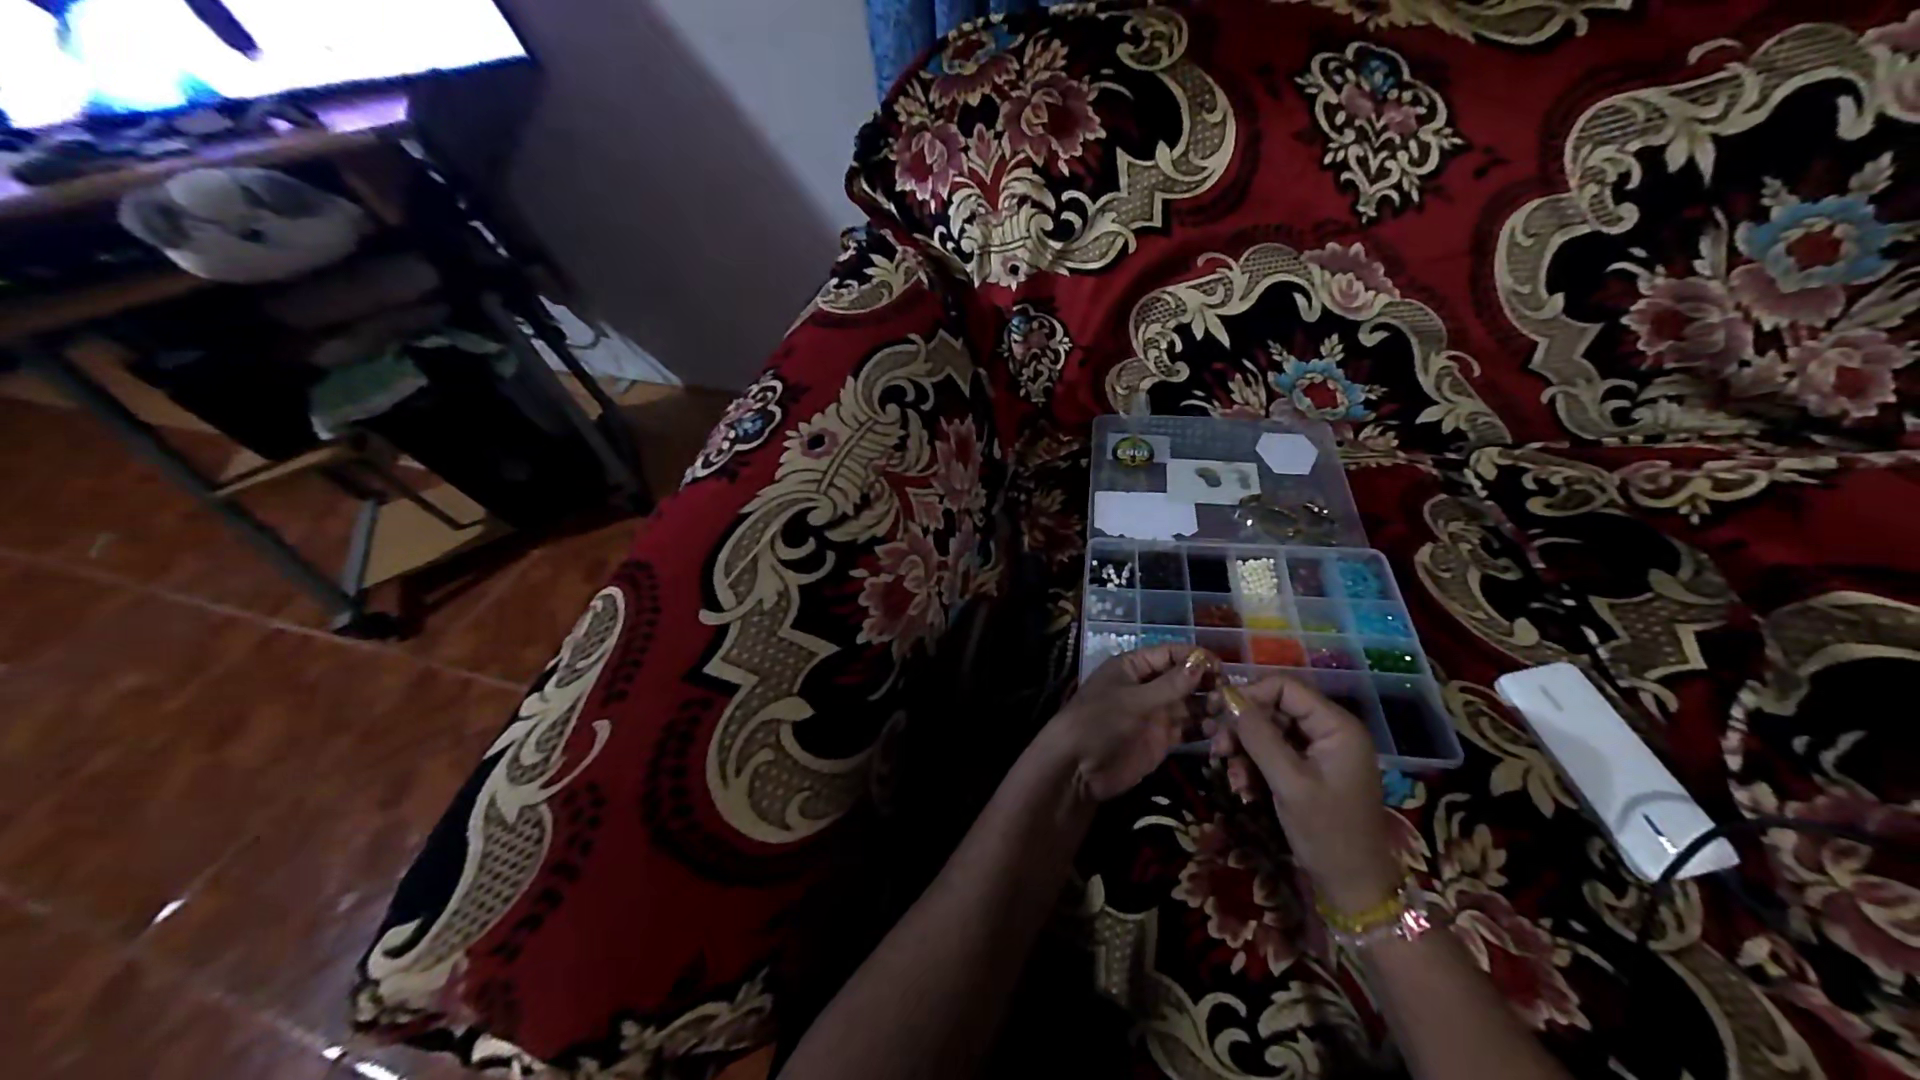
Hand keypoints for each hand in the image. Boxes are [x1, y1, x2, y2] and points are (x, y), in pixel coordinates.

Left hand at [1042, 646, 1211, 802]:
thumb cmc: (1099, 722)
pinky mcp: (1162, 739)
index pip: (1170, 654)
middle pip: (1184, 678)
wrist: (1078, 768)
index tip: (1222, 666)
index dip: (1195, 657)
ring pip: (1190, 704)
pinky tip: (1219, 730)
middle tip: (1231, 691)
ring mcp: (1155, 713)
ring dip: (1209, 705)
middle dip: (1207, 682)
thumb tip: (1200, 663)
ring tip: (1228, 710)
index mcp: (1133, 666)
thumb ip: (1169, 685)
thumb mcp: (1134, 700)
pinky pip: (1188, 728)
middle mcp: (1147, 686)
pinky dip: (1204, 728)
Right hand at [1208, 675, 1401, 913]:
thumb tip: (1229, 698)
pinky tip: (1243, 788)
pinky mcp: (1310, 769)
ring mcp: (1321, 750)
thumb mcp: (1289, 782)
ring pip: (1269, 731)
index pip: (1285, 687)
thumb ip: (1260, 737)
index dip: (1249, 694)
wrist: (1354, 886)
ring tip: (1231, 777)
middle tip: (1216, 749)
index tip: (1217, 713)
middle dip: (1243, 727)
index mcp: (1337, 726)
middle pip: (1275, 707)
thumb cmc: (1327, 832)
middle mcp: (1330, 730)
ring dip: (1244, 750)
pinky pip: (1274, 752)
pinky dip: (1254, 766)